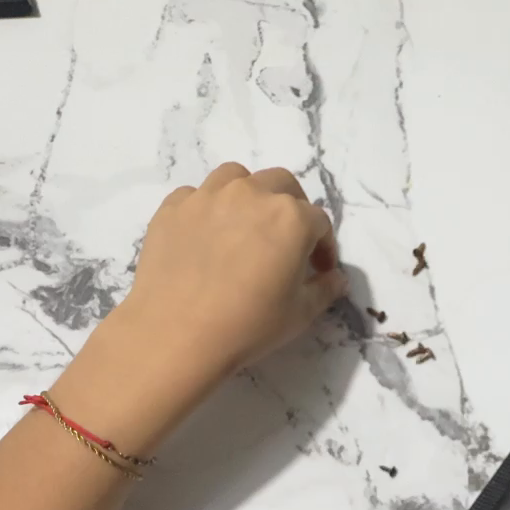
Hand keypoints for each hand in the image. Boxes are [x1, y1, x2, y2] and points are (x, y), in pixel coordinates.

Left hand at [53, 163, 344, 449]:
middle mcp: (251, 194)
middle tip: (289, 241)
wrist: (178, 332)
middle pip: (282, 184)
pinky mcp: (173, 207)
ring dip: (251, 196)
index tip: (320, 271)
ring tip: (247, 227)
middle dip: (293, 208)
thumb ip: (325, 289)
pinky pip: (198, 195)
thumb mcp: (300, 314)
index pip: (320, 222)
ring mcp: (208, 196)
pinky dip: (210, 209)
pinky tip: (209, 237)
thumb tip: (336, 279)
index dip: (325, 247)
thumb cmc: (250, 324)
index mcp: (291, 218)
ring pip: (237, 178)